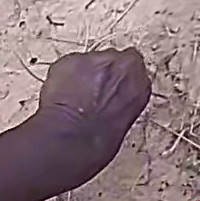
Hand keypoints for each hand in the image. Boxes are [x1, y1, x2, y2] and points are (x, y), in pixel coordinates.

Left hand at [24, 48, 151, 186]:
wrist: (74, 138)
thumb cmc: (99, 141)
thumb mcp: (126, 120)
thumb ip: (123, 99)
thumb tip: (112, 101)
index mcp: (139, 81)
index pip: (131, 67)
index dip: (117, 80)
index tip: (109, 90)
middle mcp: (119, 63)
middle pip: (109, 61)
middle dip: (99, 76)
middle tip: (89, 96)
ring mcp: (93, 59)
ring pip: (86, 62)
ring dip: (80, 76)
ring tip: (73, 101)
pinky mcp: (68, 60)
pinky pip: (65, 67)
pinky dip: (62, 79)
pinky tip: (60, 98)